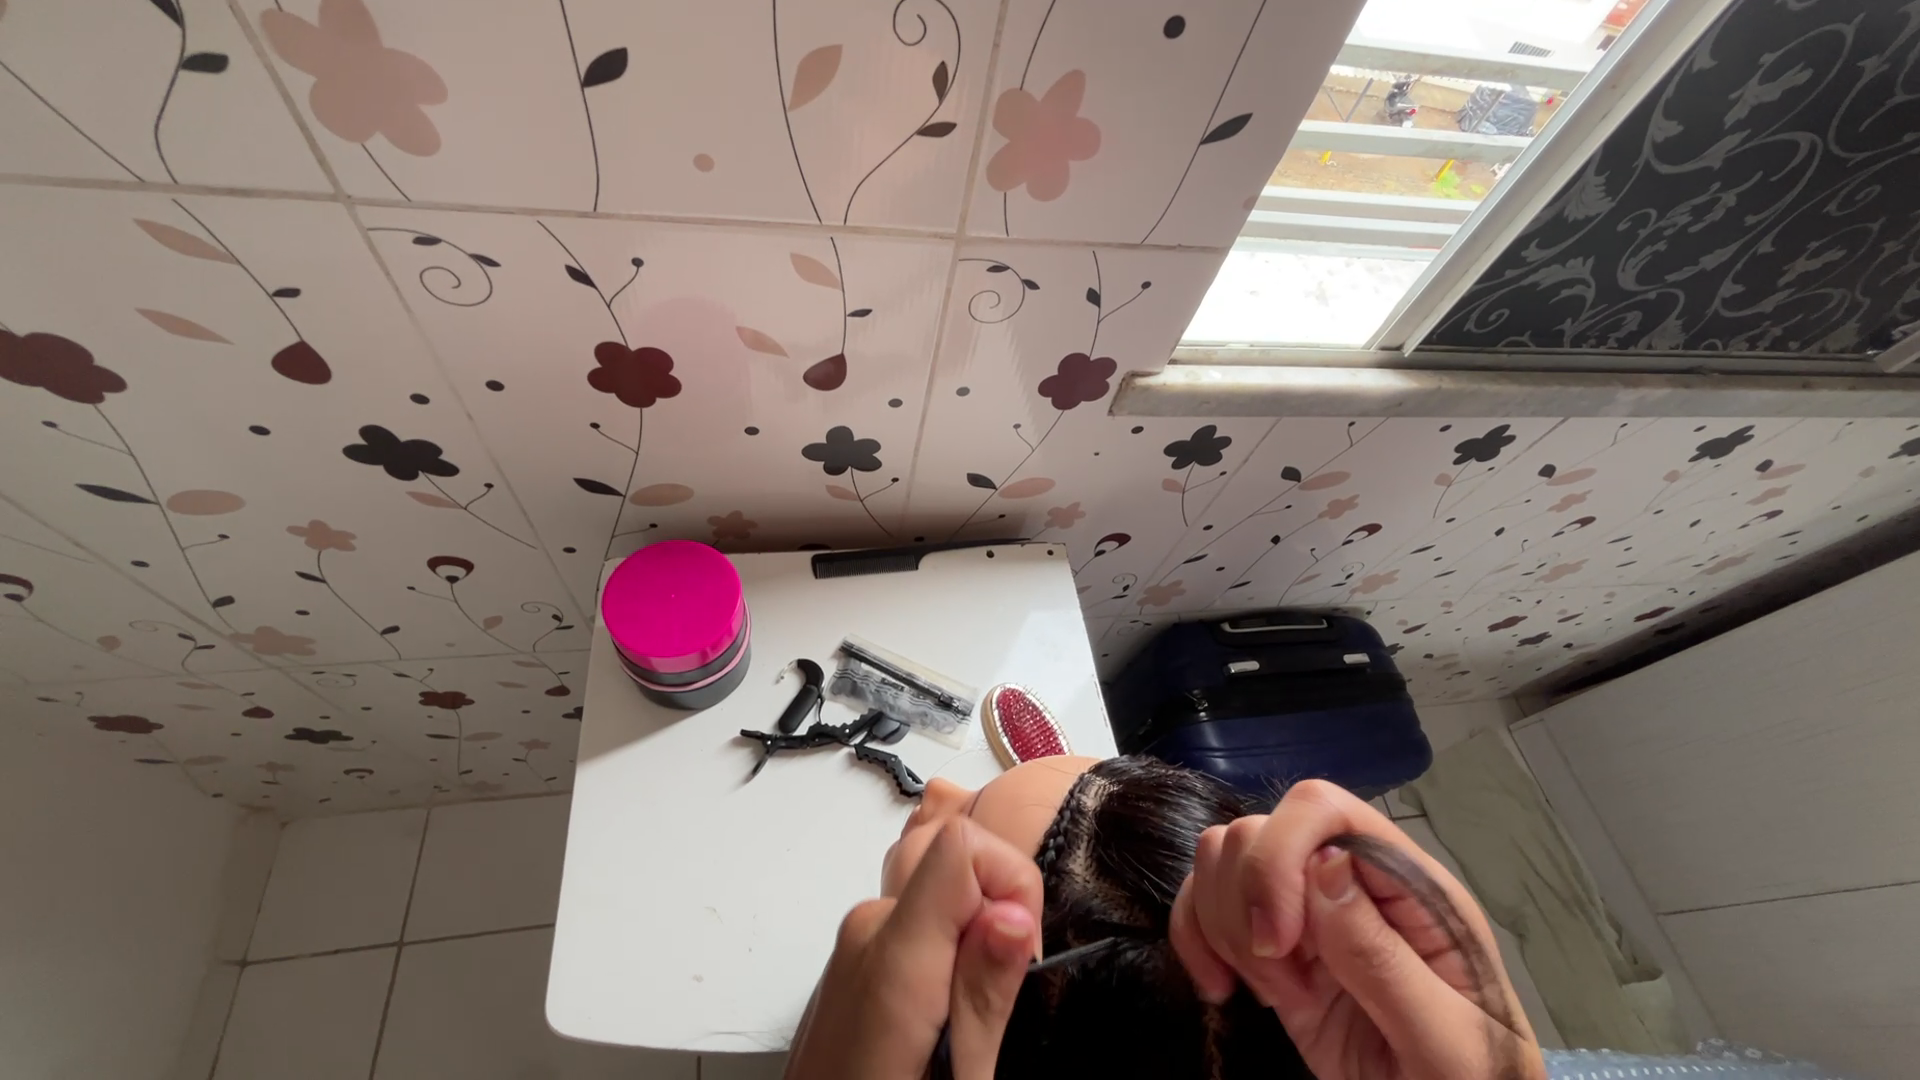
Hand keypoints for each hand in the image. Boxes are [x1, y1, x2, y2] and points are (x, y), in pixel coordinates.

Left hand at [786, 818, 1043, 1079]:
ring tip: (967, 1010)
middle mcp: (867, 931)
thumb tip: (1012, 913)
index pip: (959, 844)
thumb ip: (984, 993)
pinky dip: (948, 940)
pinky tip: (944, 1008)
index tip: (1023, 944)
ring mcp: (858, 941)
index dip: (1009, 879)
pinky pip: (918, 912)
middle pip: (953, 858)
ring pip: (939, 883)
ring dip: (972, 929)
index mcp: (892, 958)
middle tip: (997, 992)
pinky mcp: (858, 953)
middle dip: (996, 908)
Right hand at [1169, 780, 1544, 1079]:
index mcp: (1404, 882)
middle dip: (1247, 909)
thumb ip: (1386, 957)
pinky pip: (1199, 899)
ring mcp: (1300, 905)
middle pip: (1254, 830)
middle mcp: (1343, 876)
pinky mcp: (1265, 939)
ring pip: (1217, 856)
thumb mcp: (1448, 1045)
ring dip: (1224, 927)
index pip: (1319, 808)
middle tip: (1285, 987)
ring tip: (1272, 996)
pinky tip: (1220, 988)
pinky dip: (1193, 937)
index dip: (1279, 856)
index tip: (1278, 939)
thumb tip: (1325, 862)